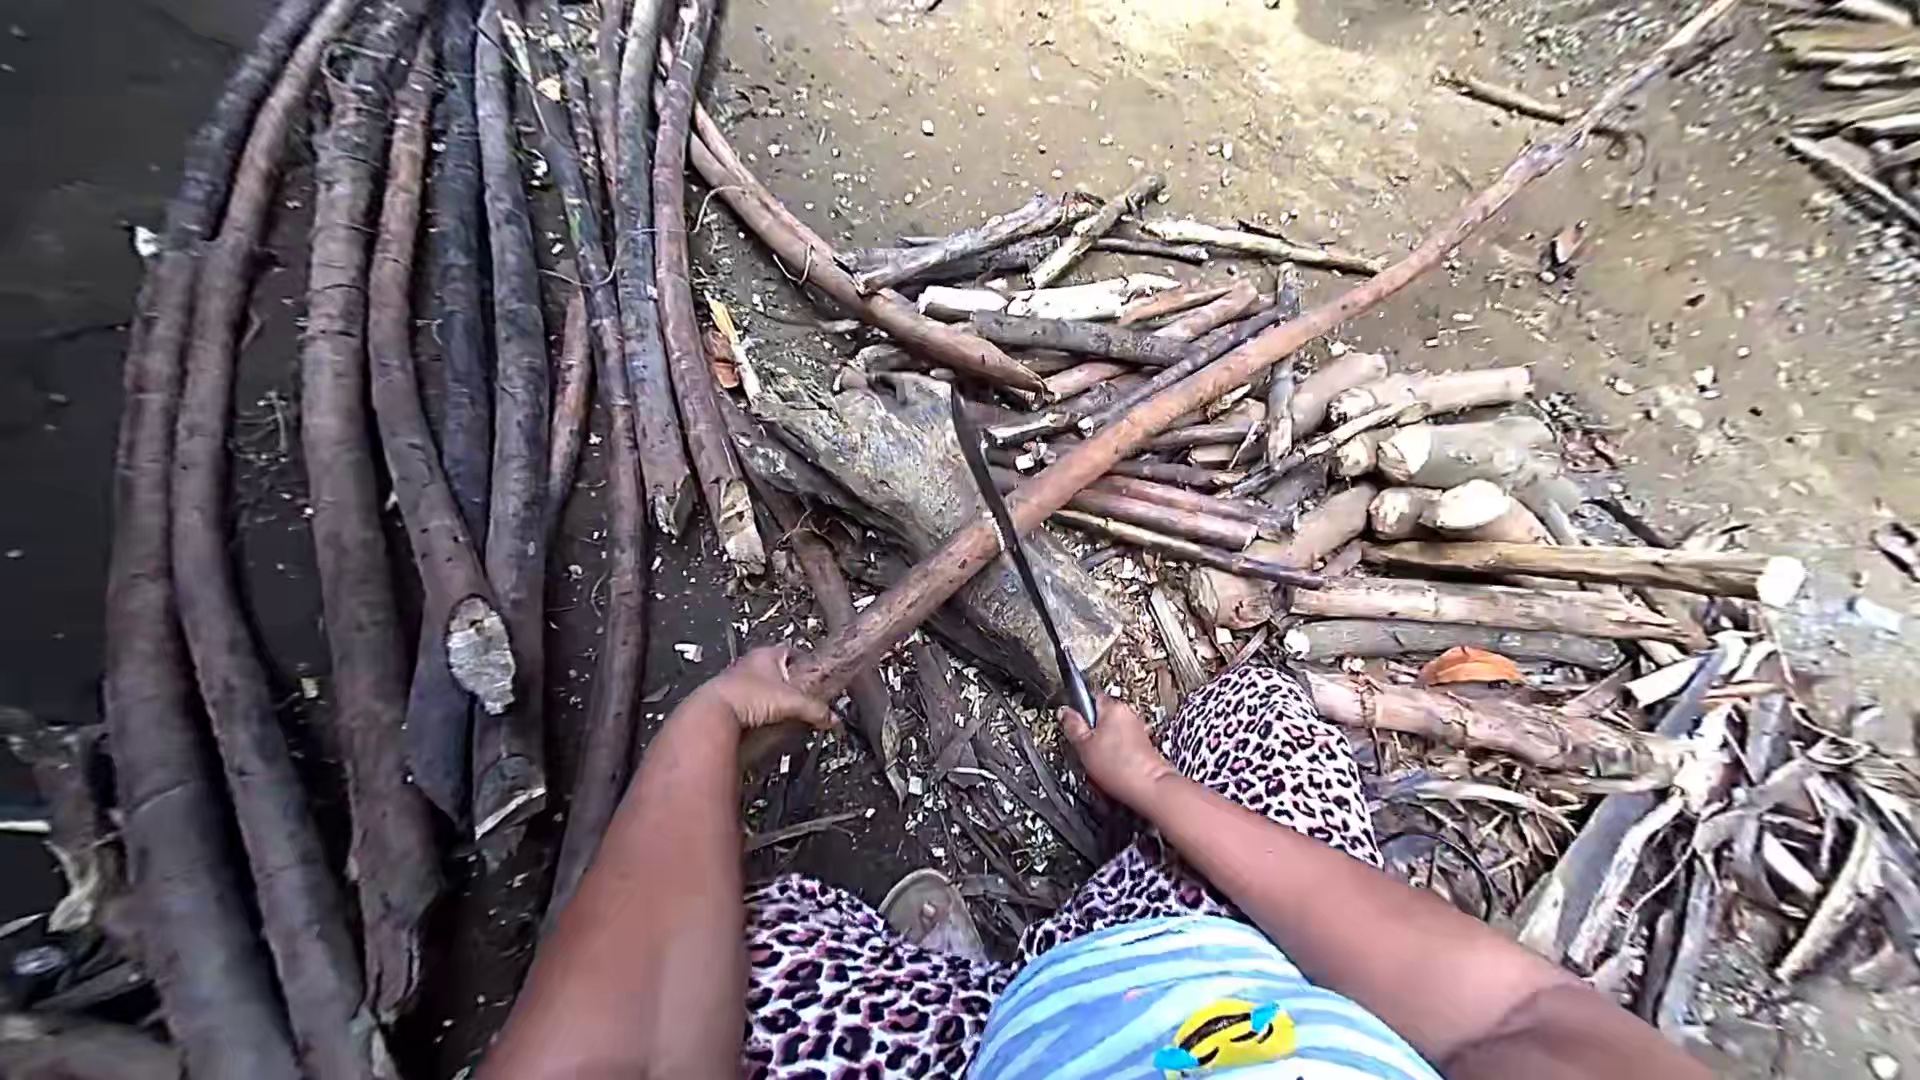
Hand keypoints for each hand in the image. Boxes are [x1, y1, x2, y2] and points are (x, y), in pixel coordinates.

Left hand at [691, 646, 834, 732]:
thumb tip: (831, 717)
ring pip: (762, 688)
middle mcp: (750, 663)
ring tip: (784, 713)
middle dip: (789, 684)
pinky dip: (759, 711)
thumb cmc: (745, 696)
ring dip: (773, 699)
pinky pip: (750, 704)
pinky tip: (766, 722)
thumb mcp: (791, 701)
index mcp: (766, 654)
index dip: (805, 661)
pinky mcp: (729, 701)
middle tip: (801, 698)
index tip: (814, 673)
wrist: (712, 716)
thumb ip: (815, 709)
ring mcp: (737, 682)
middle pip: (778, 671)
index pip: (792, 651)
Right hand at [1060, 694, 1175, 810]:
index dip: (1080, 711)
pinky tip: (1112, 769)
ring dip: (1104, 746)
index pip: (1091, 697)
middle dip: (1092, 733)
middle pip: (1101, 717)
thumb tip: (1064, 712)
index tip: (1075, 726)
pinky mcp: (1143, 747)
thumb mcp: (1083, 745)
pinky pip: (1122, 746)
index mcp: (1113, 707)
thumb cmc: (1120, 767)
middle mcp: (1128, 714)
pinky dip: (1116, 756)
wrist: (1150, 788)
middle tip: (1086, 748)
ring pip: (1111, 734)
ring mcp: (1138, 730)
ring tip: (1099, 762)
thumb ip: (1072, 725)